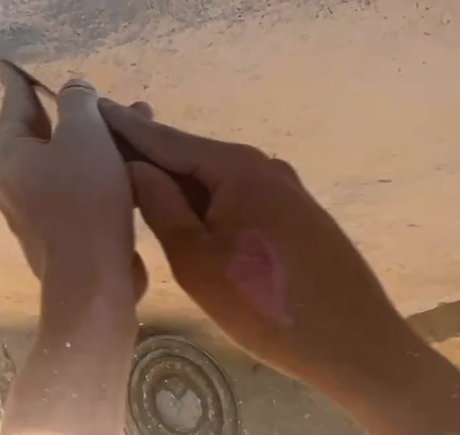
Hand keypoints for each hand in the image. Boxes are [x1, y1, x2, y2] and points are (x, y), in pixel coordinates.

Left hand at [0, 63, 142, 433]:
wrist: (94, 284)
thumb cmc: (84, 200)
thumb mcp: (85, 136)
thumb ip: (78, 102)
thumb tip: (72, 86)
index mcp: (7, 151)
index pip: (13, 98)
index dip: (17, 74)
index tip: (8, 55)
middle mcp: (12, 176)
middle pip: (41, 127)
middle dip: (74, 106)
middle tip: (91, 82)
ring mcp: (33, 205)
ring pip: (66, 156)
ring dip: (96, 136)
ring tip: (133, 114)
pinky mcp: (58, 228)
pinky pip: (77, 182)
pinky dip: (100, 165)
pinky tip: (133, 157)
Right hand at [98, 100, 428, 402]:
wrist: (365, 354)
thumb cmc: (268, 307)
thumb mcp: (196, 259)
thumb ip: (160, 205)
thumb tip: (134, 166)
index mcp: (236, 166)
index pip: (165, 138)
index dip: (126, 125)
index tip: (94, 105)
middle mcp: (262, 165)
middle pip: (190, 154)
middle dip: (149, 152)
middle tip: (105, 146)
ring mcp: (285, 189)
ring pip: (214, 178)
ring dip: (178, 180)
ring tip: (138, 182)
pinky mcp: (298, 216)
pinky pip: (238, 196)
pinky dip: (206, 198)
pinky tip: (188, 212)